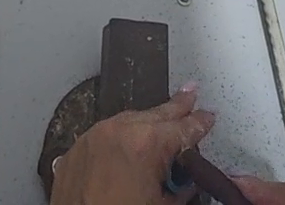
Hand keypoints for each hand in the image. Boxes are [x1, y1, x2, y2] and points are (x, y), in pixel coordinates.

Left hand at [49, 88, 216, 204]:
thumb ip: (180, 190)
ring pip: (128, 120)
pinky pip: (104, 135)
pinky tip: (128, 144)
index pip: (182, 128)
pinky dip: (120, 138)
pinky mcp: (77, 149)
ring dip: (146, 122)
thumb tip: (185, 184)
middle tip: (191, 94)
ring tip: (163, 120)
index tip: (207, 117)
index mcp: (146, 143)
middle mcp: (118, 130)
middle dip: (176, 106)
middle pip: (156, 114)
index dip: (199, 122)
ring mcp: (94, 136)